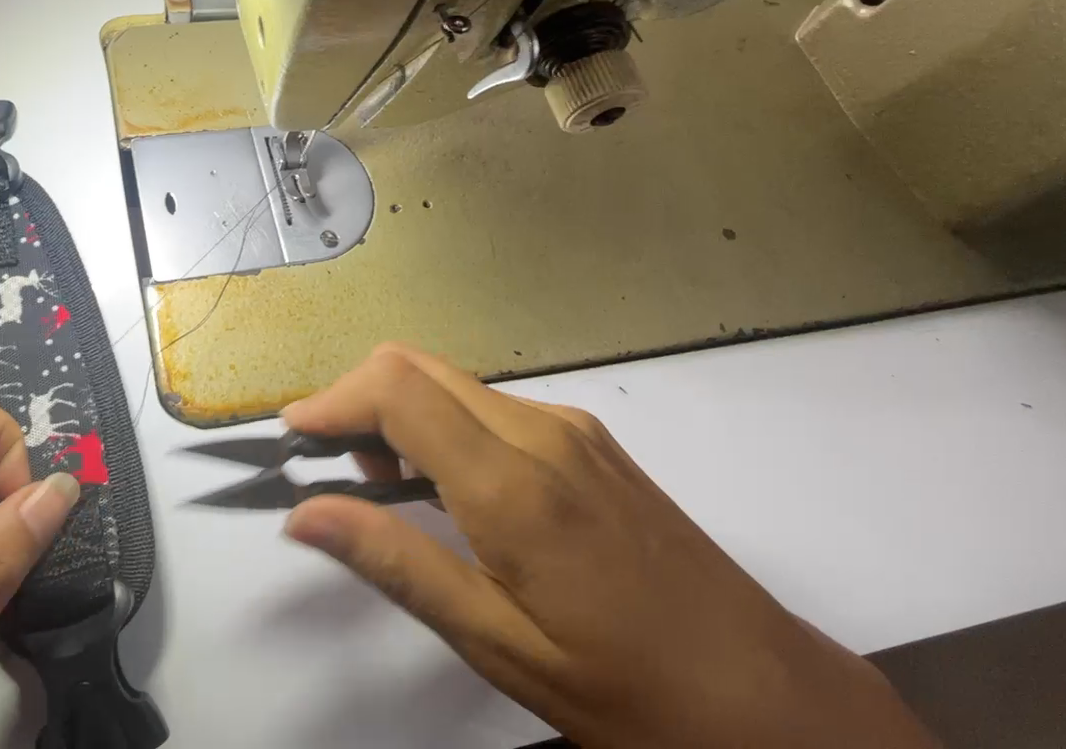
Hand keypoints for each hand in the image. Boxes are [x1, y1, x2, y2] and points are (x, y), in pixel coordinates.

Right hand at [281, 344, 939, 748]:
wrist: (771, 697)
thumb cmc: (628, 689)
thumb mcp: (497, 643)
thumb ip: (396, 563)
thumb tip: (304, 514)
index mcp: (514, 485)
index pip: (398, 390)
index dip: (334, 400)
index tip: (294, 434)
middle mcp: (542, 433)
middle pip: (418, 367)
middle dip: (358, 399)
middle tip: (330, 463)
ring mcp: (573, 430)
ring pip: (453, 383)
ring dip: (399, 413)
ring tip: (380, 484)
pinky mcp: (590, 442)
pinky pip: (491, 406)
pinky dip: (443, 425)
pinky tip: (445, 485)